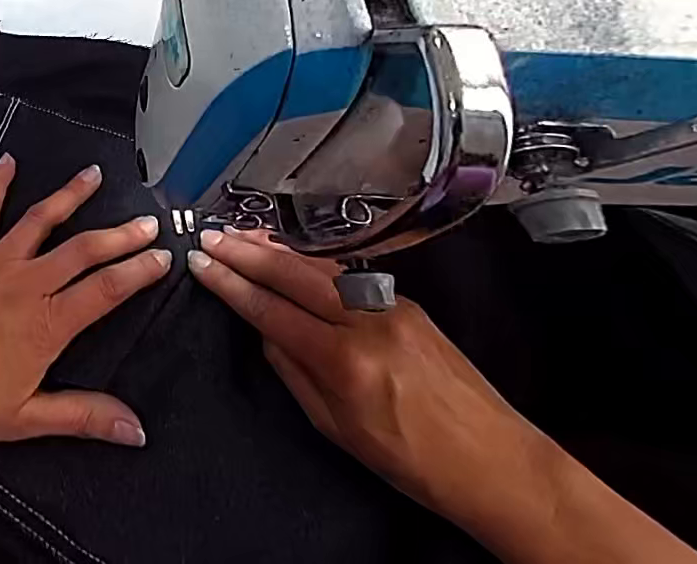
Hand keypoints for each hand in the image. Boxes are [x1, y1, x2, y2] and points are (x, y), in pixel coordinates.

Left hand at [0, 155, 169, 448]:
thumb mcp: (24, 419)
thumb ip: (84, 416)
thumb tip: (135, 430)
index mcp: (46, 324)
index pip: (107, 290)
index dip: (140, 271)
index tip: (163, 256)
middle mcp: (28, 284)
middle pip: (86, 249)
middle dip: (123, 234)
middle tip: (149, 220)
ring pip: (44, 219)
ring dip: (72, 195)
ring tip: (94, 174)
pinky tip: (8, 161)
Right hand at [186, 229, 534, 507]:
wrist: (493, 457)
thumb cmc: (418, 460)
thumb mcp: (339, 430)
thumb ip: (295, 373)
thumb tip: (266, 332)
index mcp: (346, 361)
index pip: (272, 311)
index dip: (231, 285)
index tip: (204, 267)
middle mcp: (367, 320)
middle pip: (291, 274)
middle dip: (244, 252)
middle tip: (212, 238)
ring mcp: (388, 302)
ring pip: (317, 265)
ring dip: (274, 247)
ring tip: (240, 235)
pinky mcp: (403, 298)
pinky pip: (344, 272)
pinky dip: (309, 259)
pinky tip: (290, 252)